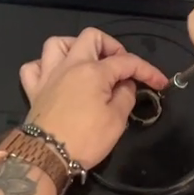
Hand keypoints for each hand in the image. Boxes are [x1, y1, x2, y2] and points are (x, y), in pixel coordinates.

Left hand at [19, 28, 168, 168]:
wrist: (46, 156)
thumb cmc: (85, 139)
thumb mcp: (117, 120)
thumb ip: (125, 96)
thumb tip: (125, 85)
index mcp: (94, 71)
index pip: (126, 62)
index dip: (147, 70)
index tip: (160, 82)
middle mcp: (70, 65)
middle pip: (91, 37)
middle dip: (111, 46)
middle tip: (120, 66)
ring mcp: (48, 75)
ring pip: (57, 44)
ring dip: (74, 47)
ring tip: (87, 62)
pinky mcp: (34, 90)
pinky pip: (33, 67)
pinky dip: (44, 66)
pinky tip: (56, 76)